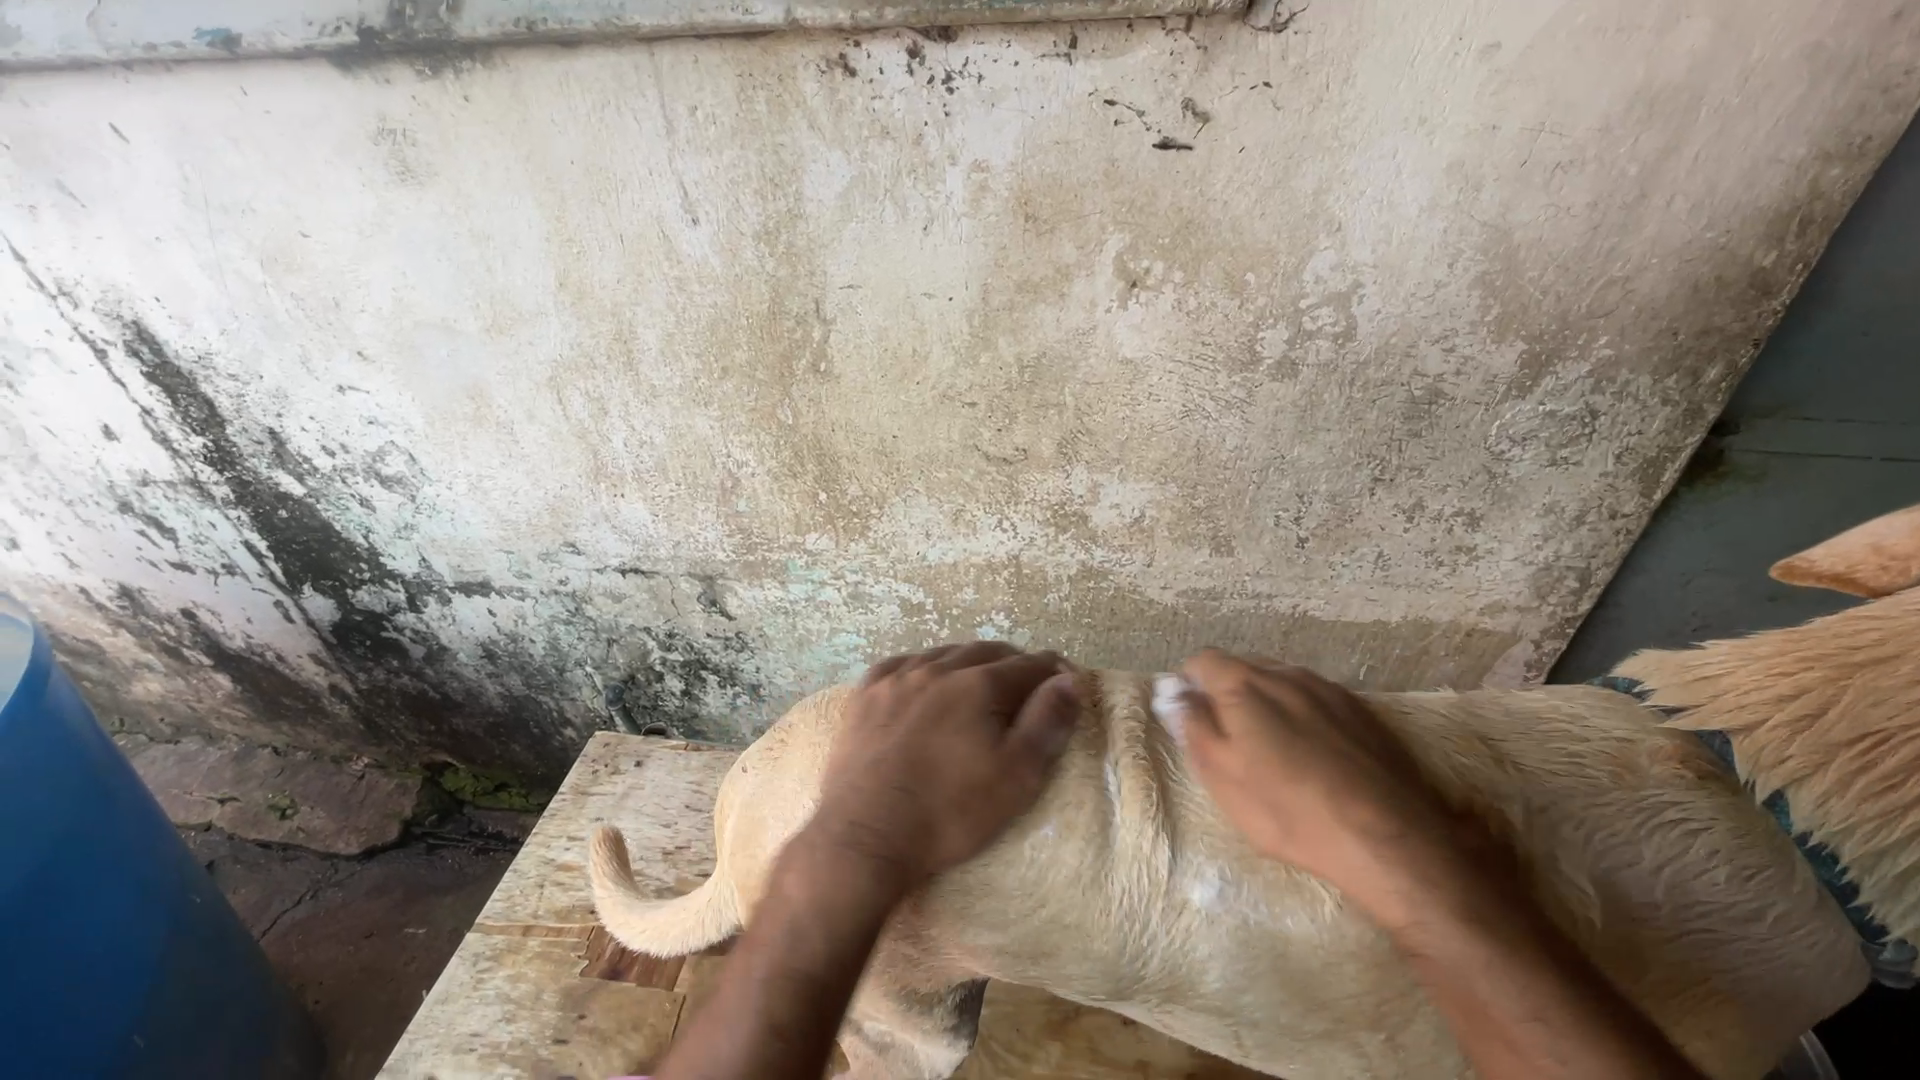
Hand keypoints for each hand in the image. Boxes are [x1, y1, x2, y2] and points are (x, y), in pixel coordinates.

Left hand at [808, 642, 1080, 893]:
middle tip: (1028, 687)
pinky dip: (923, 668)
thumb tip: (1070, 680)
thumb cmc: (949, 813)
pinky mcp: (865, 696)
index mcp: (979, 685)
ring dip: (969, 663)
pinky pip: (900, 665)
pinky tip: (924, 682)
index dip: (1054, 672)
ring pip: (943, 654)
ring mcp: (896, 680)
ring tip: (980, 684)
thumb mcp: (1017, 778)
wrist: (865, 837)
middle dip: (1014, 664)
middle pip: (987, 652)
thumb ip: (1047, 723)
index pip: (1029, 665)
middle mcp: (937, 669)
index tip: (1065, 682)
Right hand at [1179, 649, 1462, 902]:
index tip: (1189, 717)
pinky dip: (1302, 715)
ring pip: (1282, 683)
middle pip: (1243, 667)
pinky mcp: (1363, 712)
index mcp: (1246, 685)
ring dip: (1266, 704)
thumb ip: (1193, 727)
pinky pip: (1316, 700)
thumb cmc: (1289, 811)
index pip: (1202, 661)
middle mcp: (1287, 674)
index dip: (1189, 685)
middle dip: (1226, 693)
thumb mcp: (1222, 776)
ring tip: (1271, 749)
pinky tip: (1311, 755)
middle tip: (1227, 739)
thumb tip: (1174, 695)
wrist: (1387, 840)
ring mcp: (1330, 690)